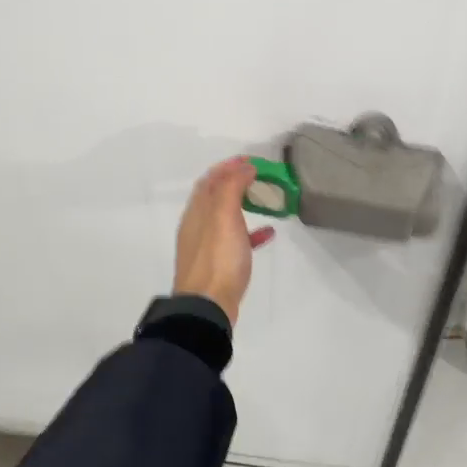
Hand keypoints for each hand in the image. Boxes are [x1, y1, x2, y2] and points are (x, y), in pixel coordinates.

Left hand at [174, 157, 276, 325]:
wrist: (207, 307)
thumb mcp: (224, 217)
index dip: (228, 166)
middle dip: (236, 181)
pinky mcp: (219, 264)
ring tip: (266, 199)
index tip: (252, 159)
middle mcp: (198, 225)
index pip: (210, 180)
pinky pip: (237, 239)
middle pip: (216, 196)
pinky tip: (268, 233)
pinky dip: (251, 231)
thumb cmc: (218, 259)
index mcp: (197, 212)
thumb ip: (232, 188)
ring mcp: (207, 246)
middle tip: (261, 176)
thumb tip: (243, 167)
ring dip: (245, 203)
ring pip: (226, 216)